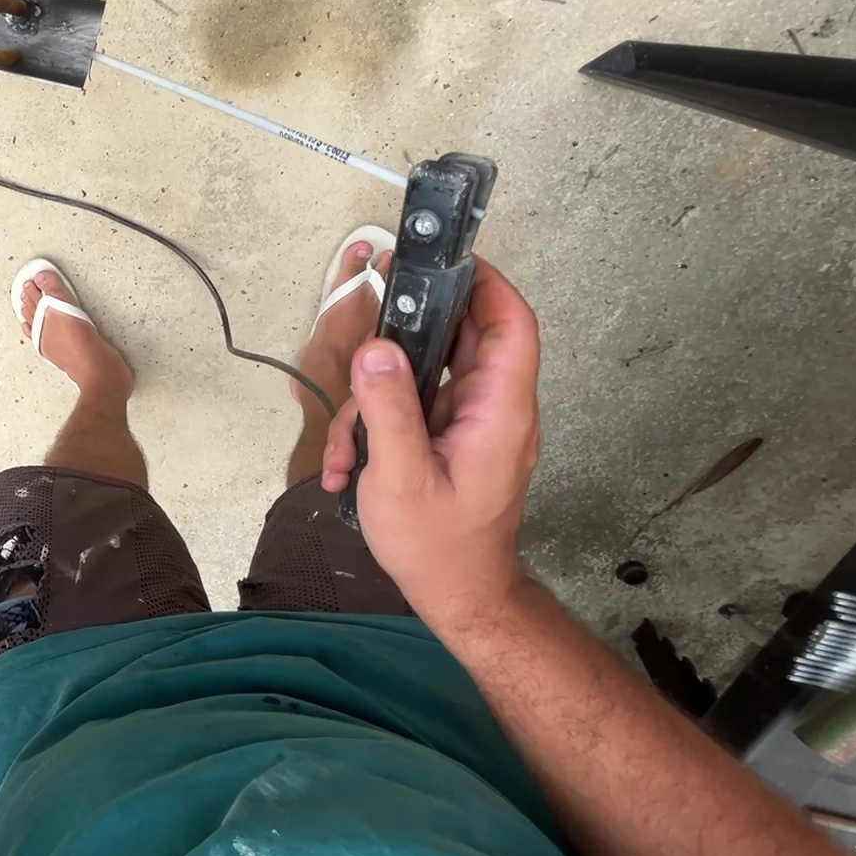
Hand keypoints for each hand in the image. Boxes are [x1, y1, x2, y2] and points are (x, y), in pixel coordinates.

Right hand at [322, 260, 541, 619]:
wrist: (455, 594)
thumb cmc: (435, 543)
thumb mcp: (401, 478)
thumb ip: (389, 411)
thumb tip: (375, 349)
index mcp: (498, 412)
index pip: (510, 328)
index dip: (486, 285)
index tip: (443, 260)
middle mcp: (490, 410)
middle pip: (459, 344)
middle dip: (404, 339)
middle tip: (364, 327)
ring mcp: (465, 426)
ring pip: (418, 381)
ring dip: (371, 406)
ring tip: (344, 453)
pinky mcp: (444, 440)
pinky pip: (406, 412)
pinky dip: (372, 431)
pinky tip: (347, 469)